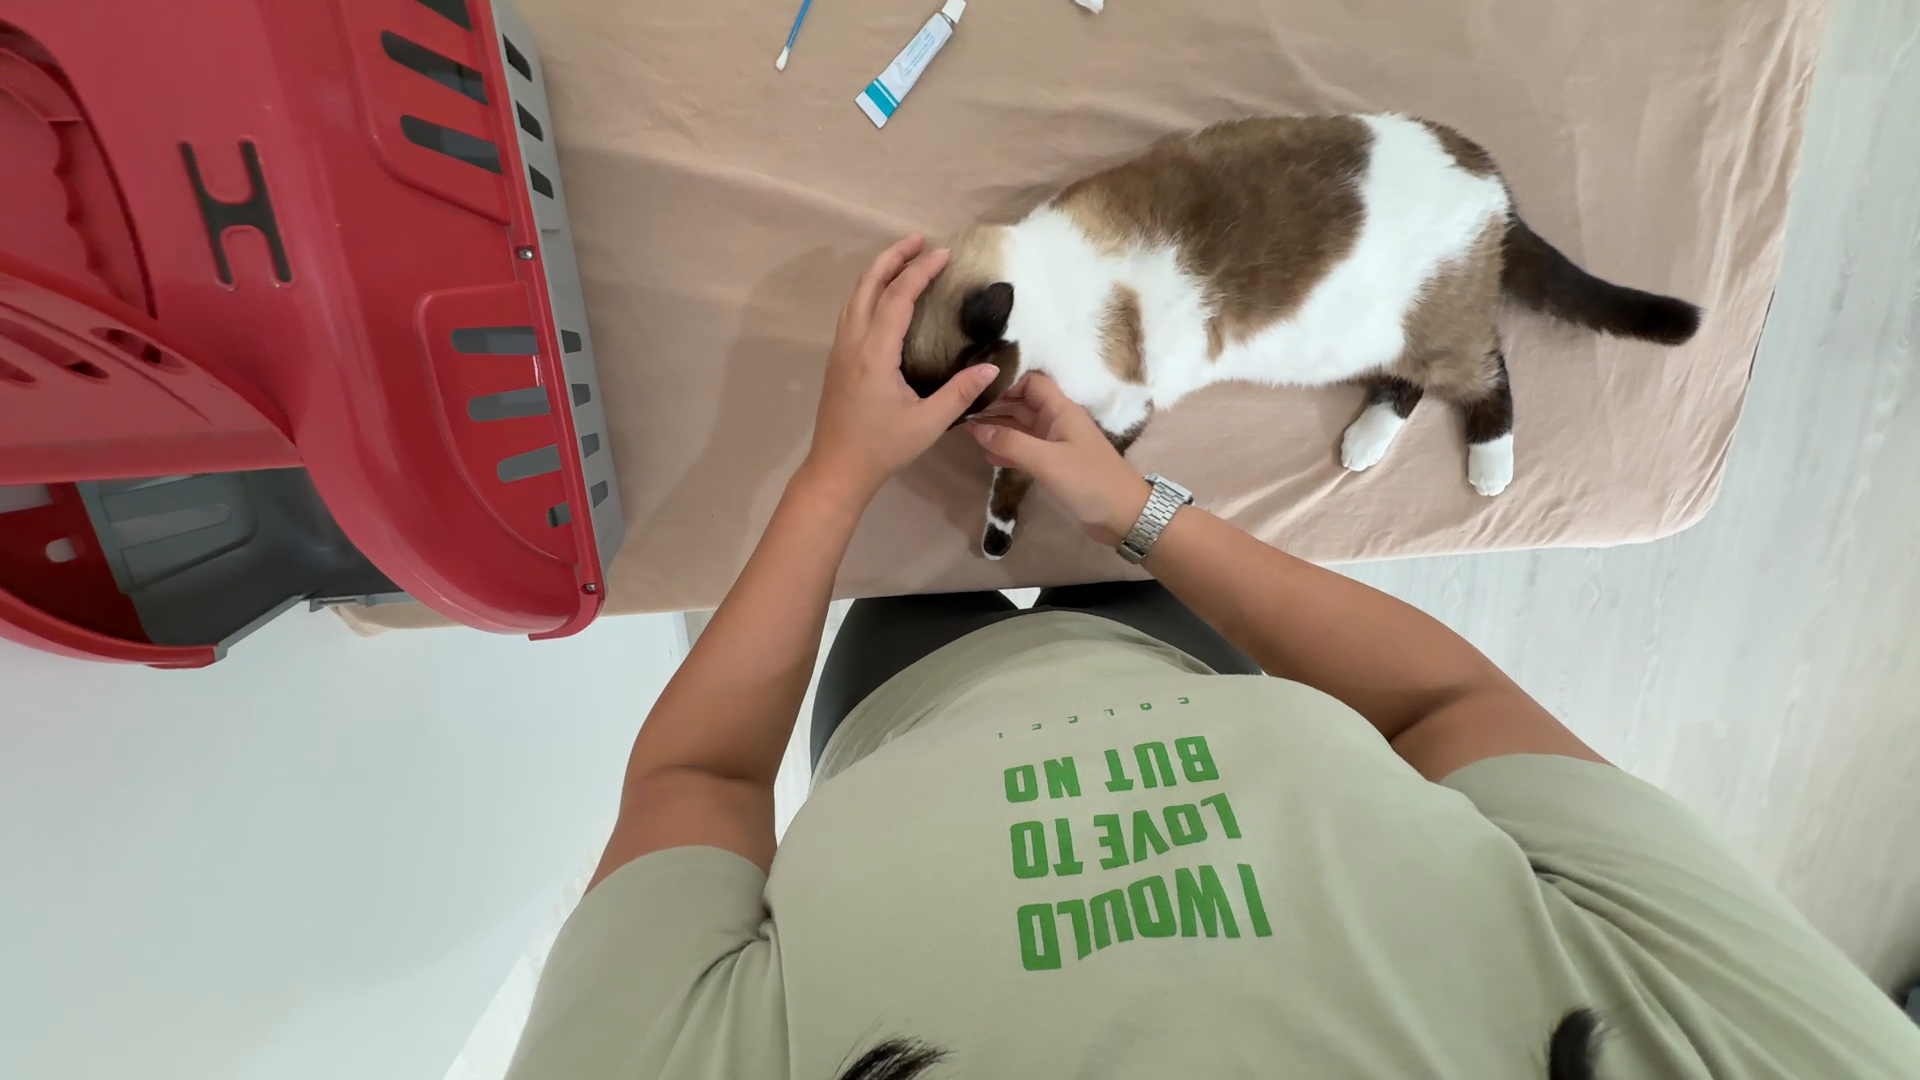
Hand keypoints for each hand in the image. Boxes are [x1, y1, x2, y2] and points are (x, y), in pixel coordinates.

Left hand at [803, 235, 999, 505]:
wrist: (837, 469)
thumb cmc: (882, 448)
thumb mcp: (927, 424)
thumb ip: (960, 393)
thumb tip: (991, 367)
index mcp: (874, 354)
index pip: (898, 297)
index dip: (921, 272)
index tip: (944, 254)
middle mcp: (852, 343)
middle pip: (868, 284)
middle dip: (893, 257)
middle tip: (920, 241)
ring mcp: (840, 351)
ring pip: (855, 297)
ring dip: (878, 273)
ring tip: (904, 260)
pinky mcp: (837, 361)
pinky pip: (852, 313)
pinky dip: (869, 293)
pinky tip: (885, 299)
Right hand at [967, 374, 1150, 546]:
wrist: (1122, 515)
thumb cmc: (1089, 481)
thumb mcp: (1047, 461)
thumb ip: (1012, 443)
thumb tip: (977, 429)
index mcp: (1061, 410)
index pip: (1030, 382)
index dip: (1006, 382)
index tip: (978, 391)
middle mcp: (1058, 422)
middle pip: (1022, 403)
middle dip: (995, 406)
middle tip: (964, 412)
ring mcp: (1057, 443)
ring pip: (1022, 427)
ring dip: (998, 428)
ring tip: (968, 431)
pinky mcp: (1055, 464)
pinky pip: (1026, 449)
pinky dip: (1008, 449)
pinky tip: (987, 454)